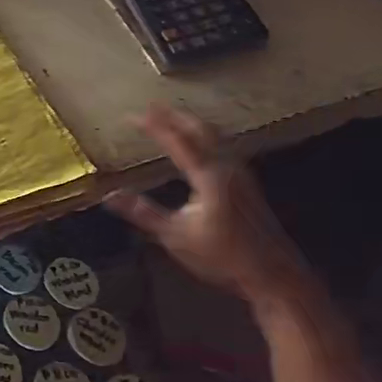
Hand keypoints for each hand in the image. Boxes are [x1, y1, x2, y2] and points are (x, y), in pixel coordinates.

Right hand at [103, 103, 309, 303]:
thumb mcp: (174, 235)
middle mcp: (228, 169)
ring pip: (215, 138)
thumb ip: (142, 212)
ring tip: (173, 119)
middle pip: (202, 131)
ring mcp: (241, 176)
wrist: (272, 275)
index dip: (155, 125)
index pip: (179, 142)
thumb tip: (109, 195)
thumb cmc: (221, 256)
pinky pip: (222, 149)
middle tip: (152, 107)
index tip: (133, 115)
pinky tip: (198, 146)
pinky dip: (204, 138)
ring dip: (192, 125)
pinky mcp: (245, 186)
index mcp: (210, 176)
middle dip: (176, 117)